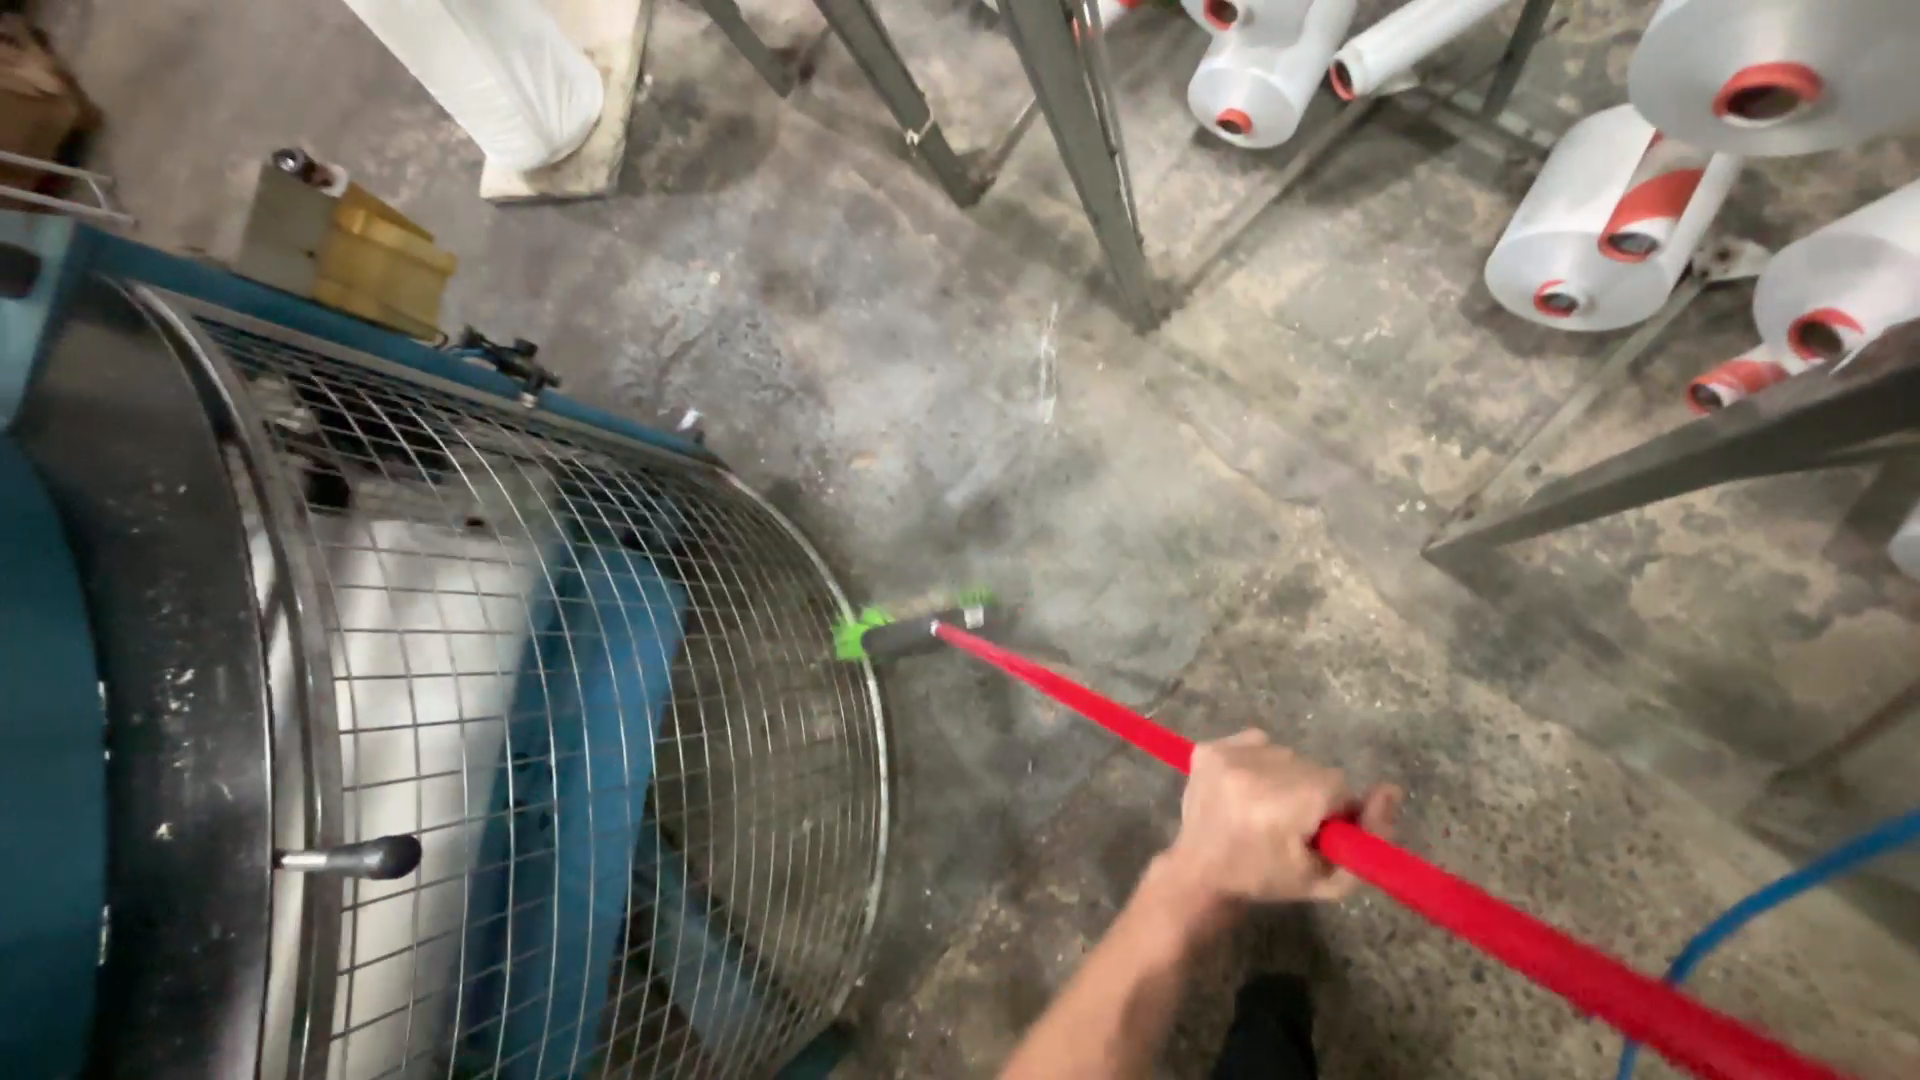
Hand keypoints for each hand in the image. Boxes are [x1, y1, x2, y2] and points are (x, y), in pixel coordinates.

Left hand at [1162, 730, 1401, 904]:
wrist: (1201, 870)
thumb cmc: (1266, 879)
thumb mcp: (1329, 877)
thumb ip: (1370, 837)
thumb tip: (1390, 789)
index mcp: (1283, 805)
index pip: (1337, 785)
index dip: (1334, 809)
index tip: (1316, 829)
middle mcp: (1253, 772)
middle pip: (1311, 767)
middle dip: (1311, 792)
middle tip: (1288, 822)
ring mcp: (1225, 756)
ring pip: (1285, 753)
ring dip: (1285, 776)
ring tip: (1265, 806)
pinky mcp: (1206, 749)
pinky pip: (1256, 741)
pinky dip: (1259, 760)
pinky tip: (1247, 787)